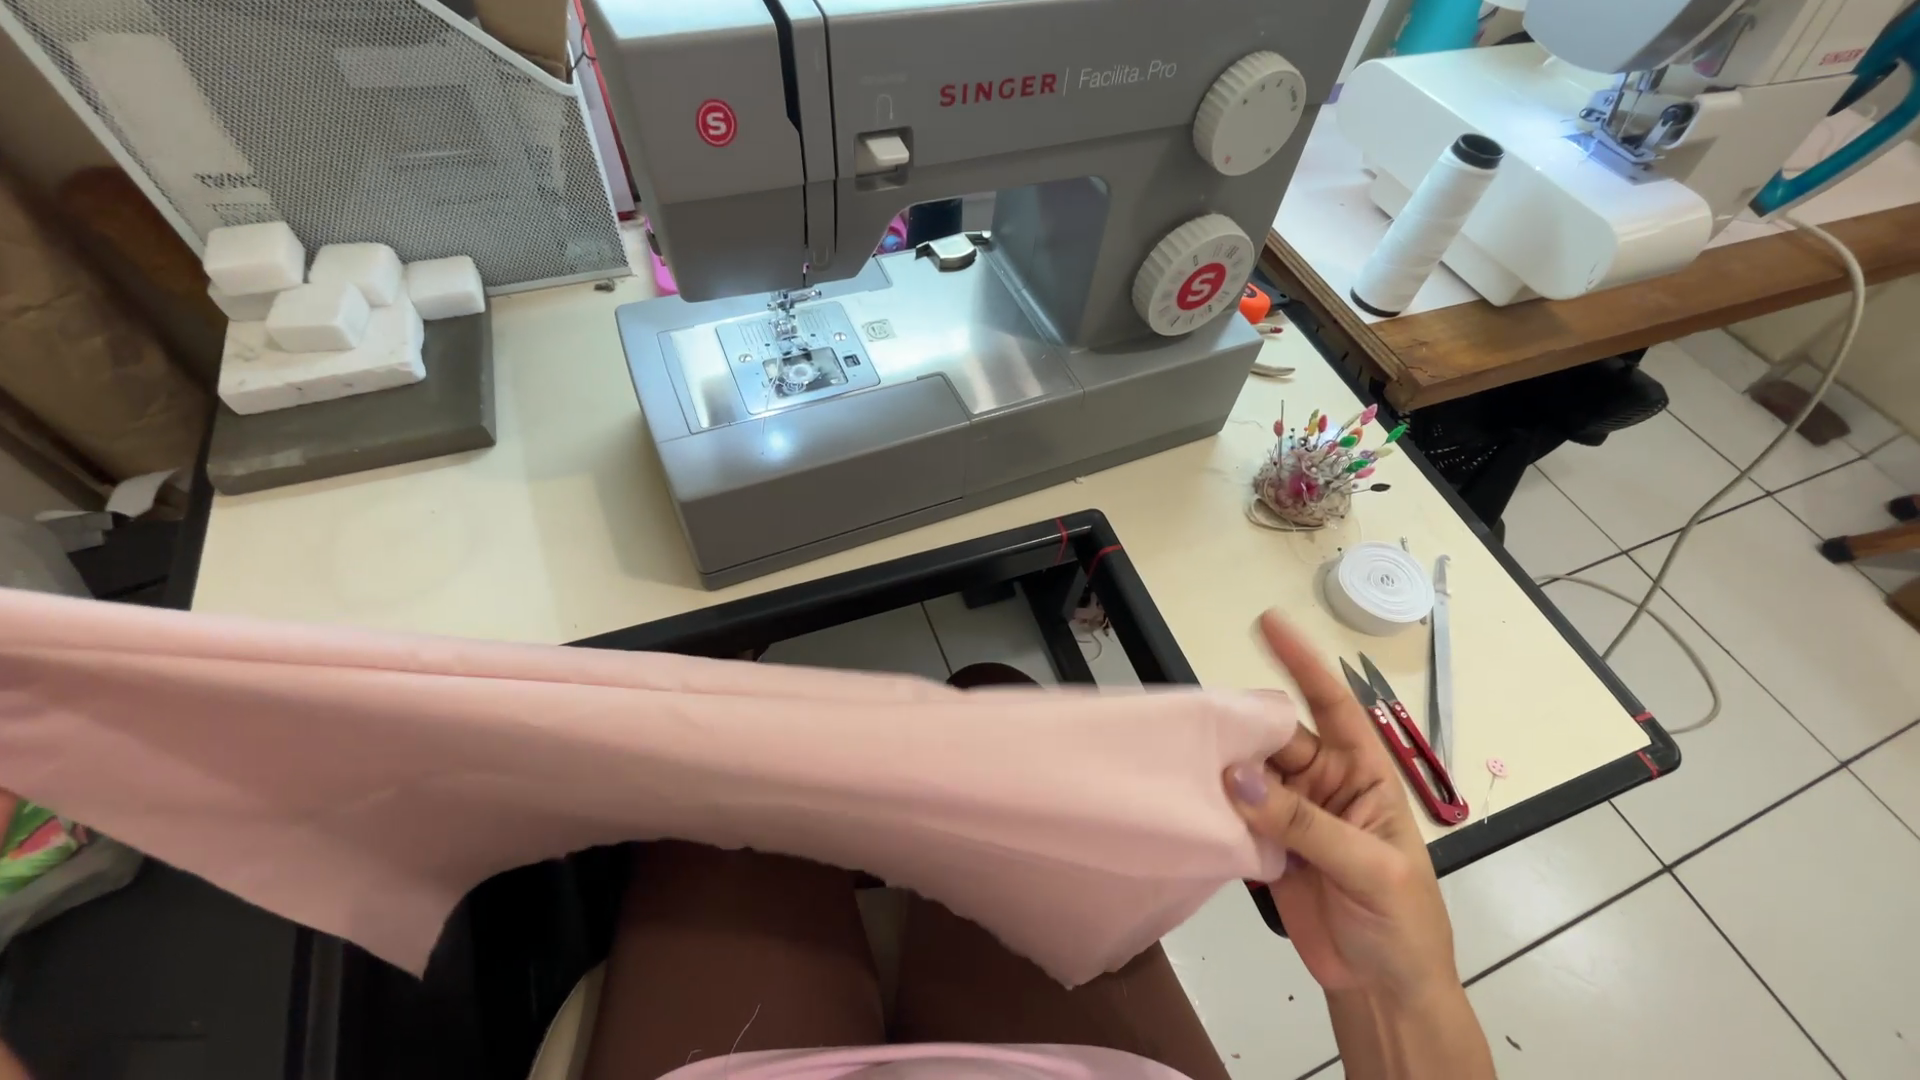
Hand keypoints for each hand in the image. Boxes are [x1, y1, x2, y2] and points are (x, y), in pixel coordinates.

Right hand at [1223, 611, 1457, 1000]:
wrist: (1383, 991)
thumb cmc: (1403, 924)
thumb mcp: (1372, 868)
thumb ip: (1306, 823)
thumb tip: (1237, 776)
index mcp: (1363, 776)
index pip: (1334, 706)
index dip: (1304, 664)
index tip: (1269, 623)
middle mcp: (1322, 785)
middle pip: (1276, 740)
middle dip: (1242, 726)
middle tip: (1198, 717)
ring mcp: (1290, 816)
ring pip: (1248, 774)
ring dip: (1221, 767)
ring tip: (1182, 753)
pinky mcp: (1263, 847)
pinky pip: (1232, 815)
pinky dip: (1211, 806)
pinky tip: (1187, 797)